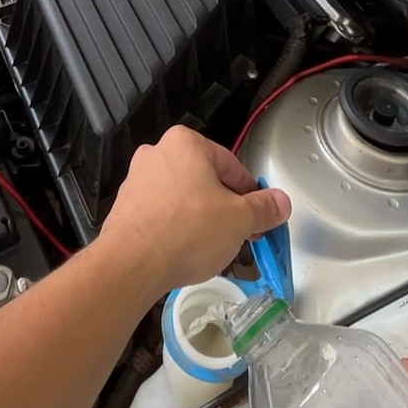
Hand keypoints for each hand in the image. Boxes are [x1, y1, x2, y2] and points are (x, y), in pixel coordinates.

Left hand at [95, 126, 291, 296]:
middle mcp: (158, 151)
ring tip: (210, 247)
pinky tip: (183, 251)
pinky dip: (175, 227)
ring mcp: (137, 178)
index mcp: (186, 142)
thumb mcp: (238, 220)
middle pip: (205, 179)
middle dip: (224, 207)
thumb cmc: (187, 232)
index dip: (250, 196)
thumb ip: (264, 208)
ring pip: (183, 196)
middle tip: (237, 235)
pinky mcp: (125, 205)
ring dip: (199, 217)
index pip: (232, 166)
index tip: (258, 220)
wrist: (130, 264)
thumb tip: (281, 202)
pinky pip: (161, 212)